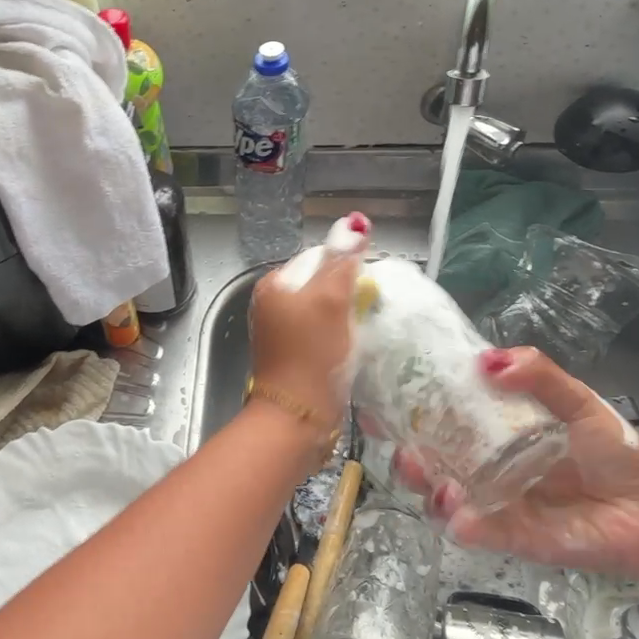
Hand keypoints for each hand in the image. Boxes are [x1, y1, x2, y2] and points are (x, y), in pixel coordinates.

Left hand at [248, 246, 363, 435]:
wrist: (296, 416)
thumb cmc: (312, 354)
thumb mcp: (330, 300)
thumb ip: (342, 261)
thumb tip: (355, 222)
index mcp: (273, 284)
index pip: (317, 257)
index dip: (345, 268)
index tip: (365, 289)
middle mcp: (271, 304)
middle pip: (320, 284)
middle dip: (346, 295)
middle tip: (367, 312)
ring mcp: (280, 331)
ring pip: (323, 310)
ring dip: (345, 318)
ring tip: (360, 333)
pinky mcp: (292, 355)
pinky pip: (320, 334)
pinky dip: (337, 338)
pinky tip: (349, 349)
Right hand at [392, 347, 638, 580]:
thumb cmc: (615, 449)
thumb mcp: (578, 401)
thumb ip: (538, 376)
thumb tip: (487, 359)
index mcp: (495, 425)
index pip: (441, 414)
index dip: (407, 409)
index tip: (380, 402)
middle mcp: (485, 462)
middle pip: (431, 456)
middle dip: (407, 454)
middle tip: (402, 448)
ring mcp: (494, 499)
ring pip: (445, 494)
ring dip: (429, 488)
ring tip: (434, 481)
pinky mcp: (511, 535)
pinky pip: (477, 529)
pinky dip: (462, 523)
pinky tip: (460, 514)